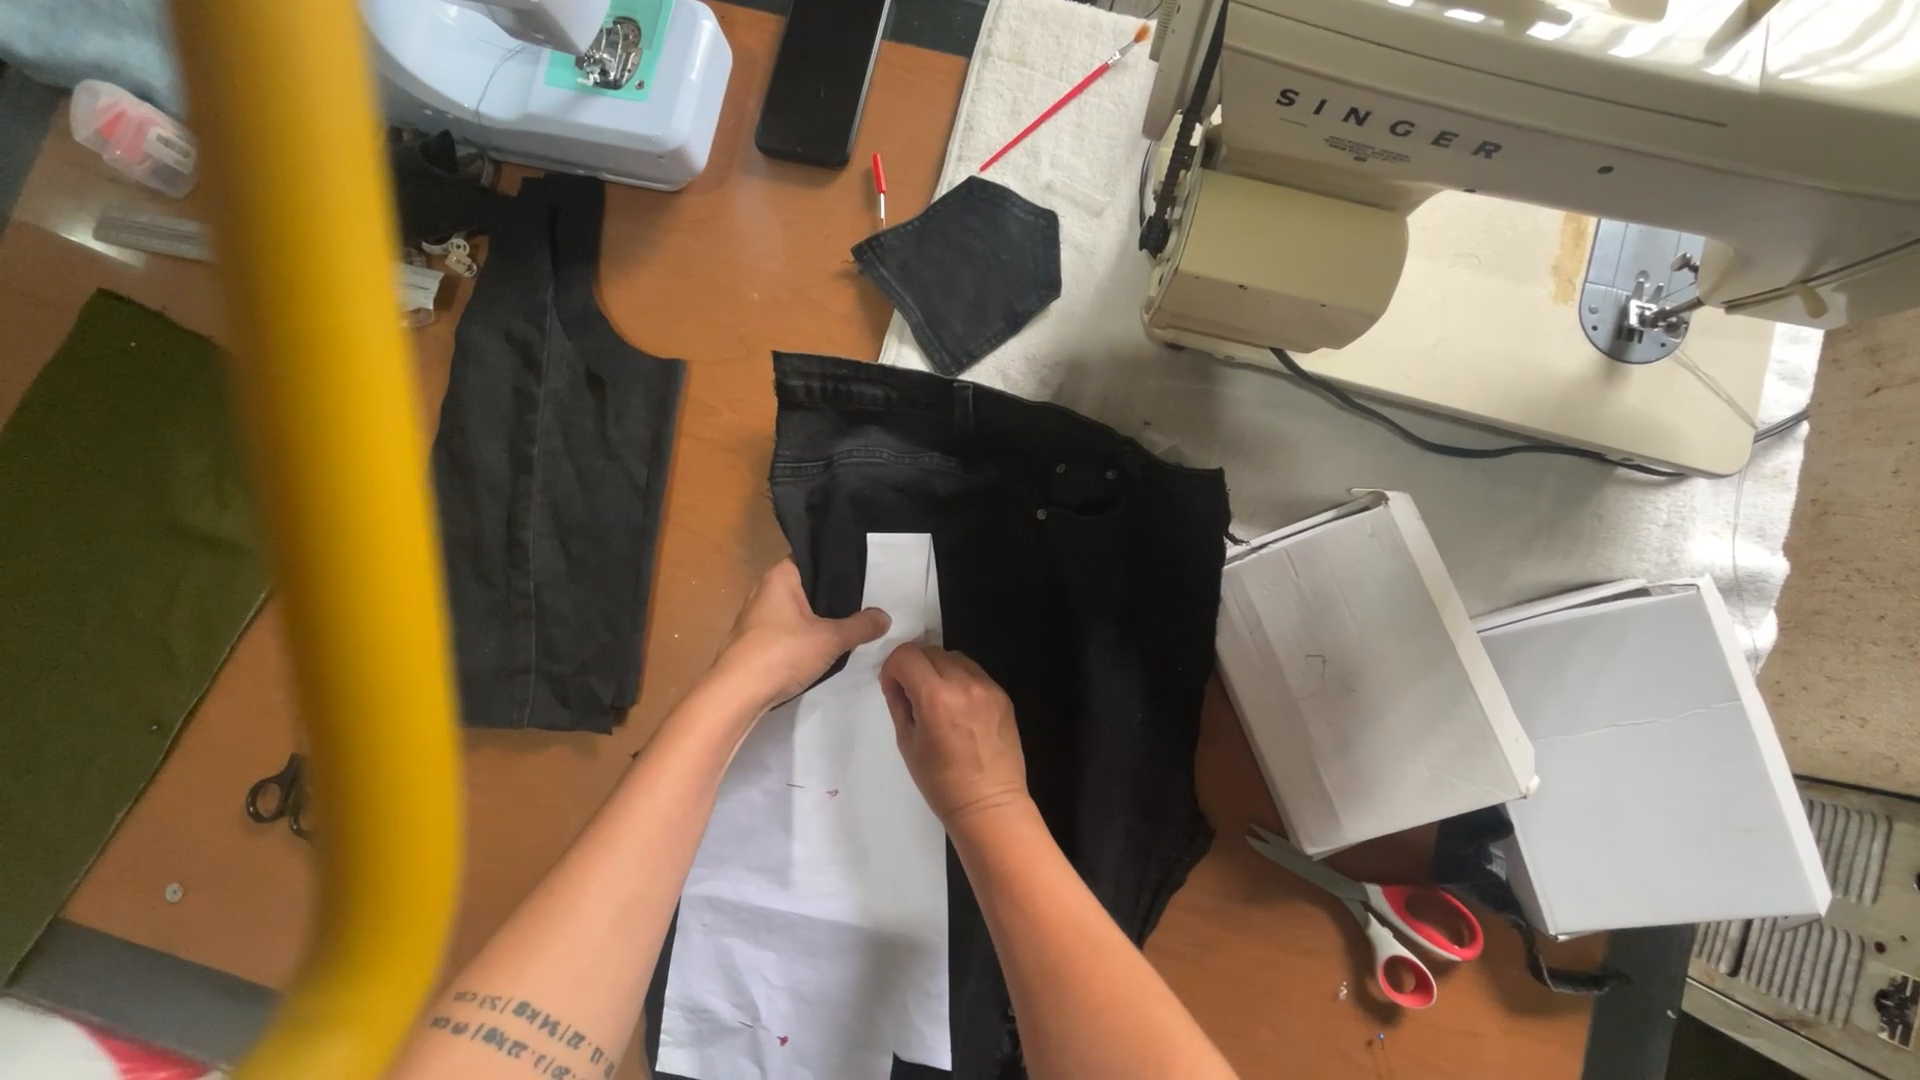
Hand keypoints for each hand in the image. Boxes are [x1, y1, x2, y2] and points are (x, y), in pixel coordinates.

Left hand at [711, 559, 889, 710]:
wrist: (736, 695)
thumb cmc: (781, 654)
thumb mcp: (831, 639)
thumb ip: (861, 626)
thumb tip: (885, 617)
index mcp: (780, 576)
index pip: (813, 559)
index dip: (839, 566)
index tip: (865, 576)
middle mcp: (764, 590)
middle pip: (807, 586)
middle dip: (833, 596)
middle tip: (865, 602)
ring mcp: (756, 617)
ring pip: (797, 610)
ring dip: (818, 619)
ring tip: (850, 624)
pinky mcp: (754, 641)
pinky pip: (787, 630)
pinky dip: (804, 636)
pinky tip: (823, 648)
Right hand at [879, 644, 1027, 826]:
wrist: (989, 805)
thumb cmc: (941, 783)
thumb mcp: (908, 743)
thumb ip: (899, 704)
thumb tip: (896, 683)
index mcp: (936, 696)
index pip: (906, 655)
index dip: (892, 668)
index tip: (893, 689)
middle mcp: (964, 683)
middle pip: (930, 651)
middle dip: (915, 667)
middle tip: (912, 695)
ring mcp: (988, 687)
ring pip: (954, 657)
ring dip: (939, 670)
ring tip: (937, 701)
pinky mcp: (1003, 696)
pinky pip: (975, 674)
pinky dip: (960, 680)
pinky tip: (959, 709)